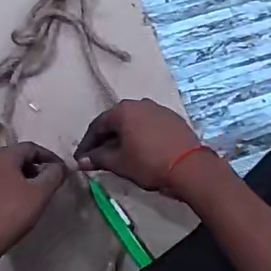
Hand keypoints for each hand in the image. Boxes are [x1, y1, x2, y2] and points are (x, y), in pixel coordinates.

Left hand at [0, 142, 65, 260]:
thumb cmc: (11, 213)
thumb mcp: (40, 193)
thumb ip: (54, 175)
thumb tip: (61, 166)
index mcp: (3, 156)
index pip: (31, 147)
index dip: (50, 156)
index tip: (62, 170)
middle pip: (18, 157)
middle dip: (38, 167)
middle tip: (51, 182)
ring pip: (8, 171)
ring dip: (25, 178)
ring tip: (38, 194)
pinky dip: (13, 188)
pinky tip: (20, 204)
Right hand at [74, 99, 208, 197]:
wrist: (190, 166)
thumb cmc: (149, 163)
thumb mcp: (119, 163)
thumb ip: (98, 158)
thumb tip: (81, 161)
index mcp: (123, 110)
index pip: (97, 126)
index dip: (87, 144)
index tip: (81, 159)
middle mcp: (140, 103)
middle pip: (116, 121)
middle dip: (105, 139)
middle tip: (97, 157)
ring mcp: (159, 109)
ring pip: (134, 122)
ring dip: (123, 137)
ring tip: (118, 154)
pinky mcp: (173, 118)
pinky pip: (149, 125)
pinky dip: (140, 136)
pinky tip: (139, 150)